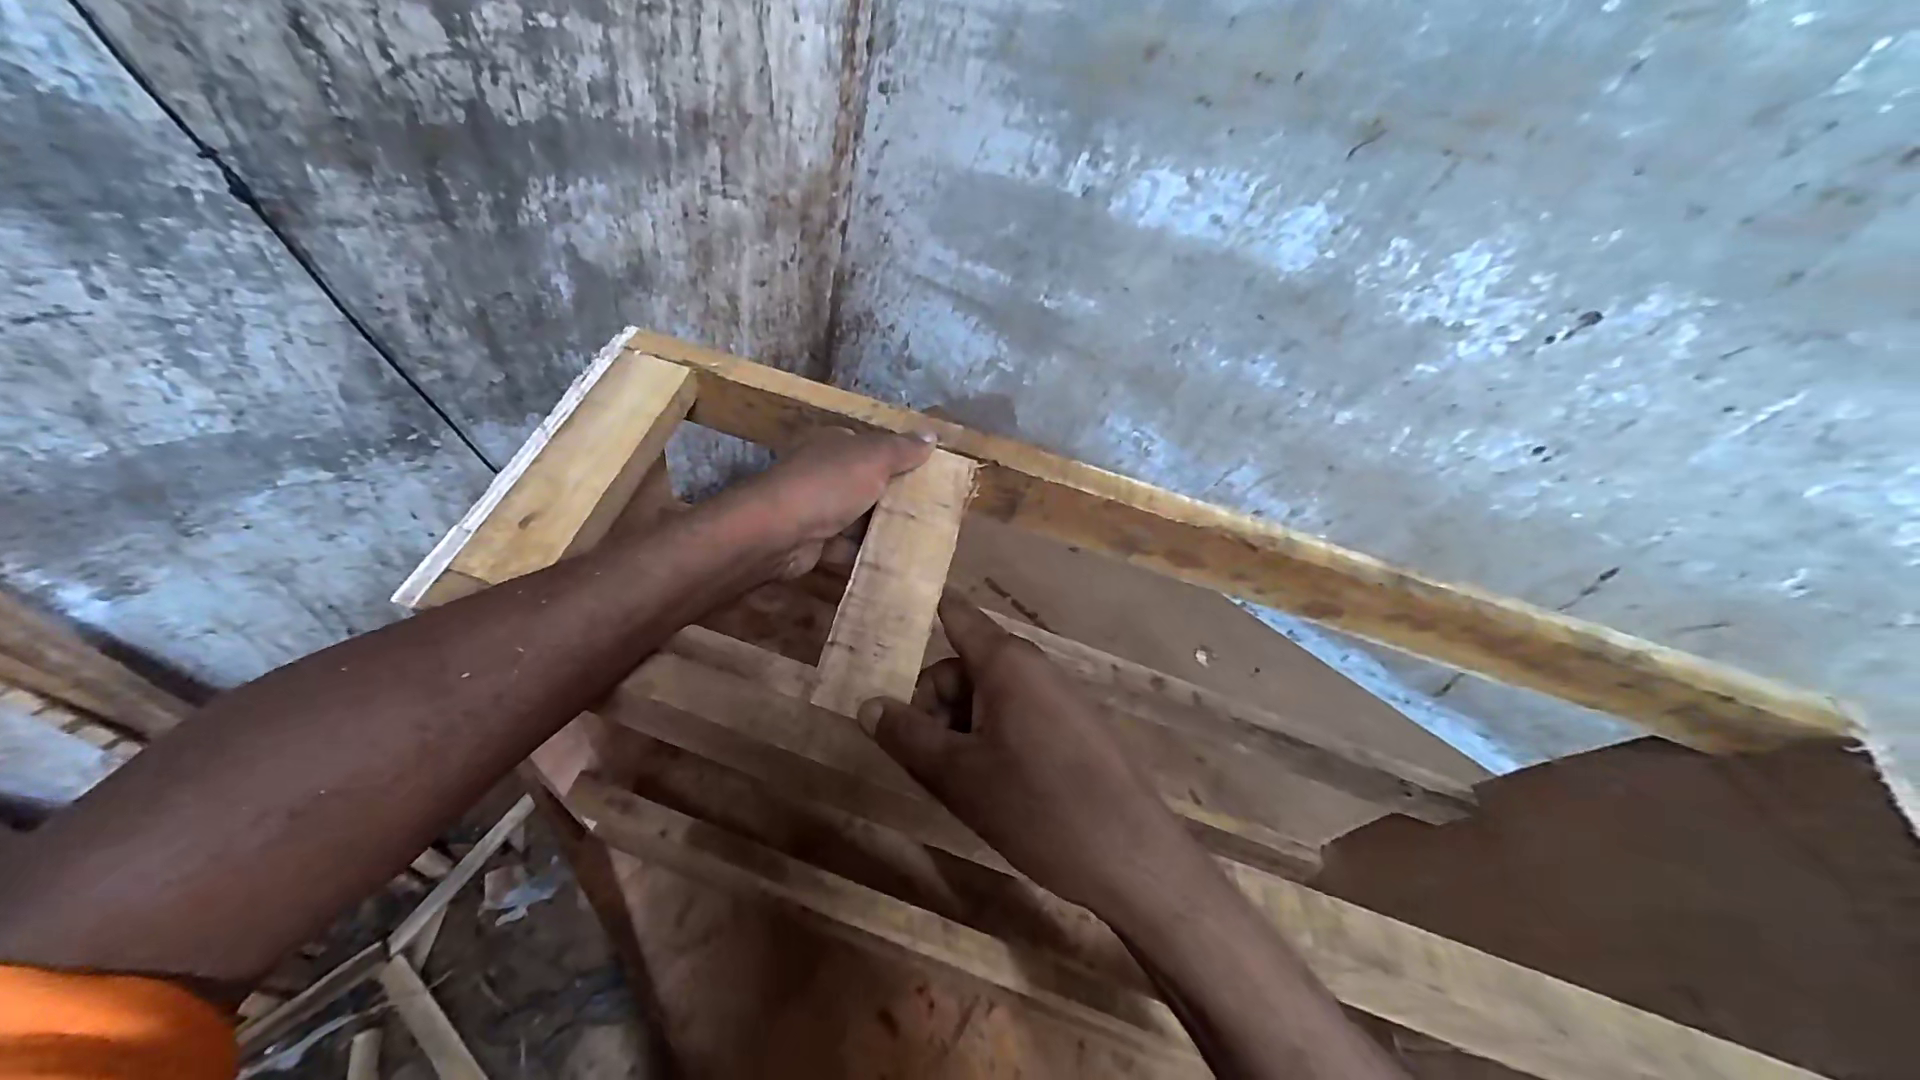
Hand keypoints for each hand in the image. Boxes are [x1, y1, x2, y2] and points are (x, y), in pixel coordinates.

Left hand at [703, 429, 934, 577]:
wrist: (778, 532)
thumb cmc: (828, 485)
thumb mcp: (873, 458)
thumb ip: (902, 449)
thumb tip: (931, 434)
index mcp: (834, 444)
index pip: (870, 448)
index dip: (898, 459)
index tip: (927, 477)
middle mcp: (822, 472)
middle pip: (866, 483)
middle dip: (893, 497)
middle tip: (930, 511)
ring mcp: (815, 508)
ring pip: (857, 517)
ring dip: (880, 528)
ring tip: (919, 539)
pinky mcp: (813, 541)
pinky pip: (846, 546)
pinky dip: (865, 553)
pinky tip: (892, 561)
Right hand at [862, 595, 1211, 920]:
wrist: (1133, 856)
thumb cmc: (1038, 806)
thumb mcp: (959, 775)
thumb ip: (908, 735)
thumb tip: (868, 704)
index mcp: (1006, 662)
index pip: (956, 615)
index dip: (922, 610)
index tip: (886, 620)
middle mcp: (1034, 668)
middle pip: (963, 668)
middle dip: (933, 706)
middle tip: (922, 761)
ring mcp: (1058, 698)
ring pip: (988, 699)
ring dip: (960, 731)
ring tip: (959, 785)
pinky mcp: (1073, 729)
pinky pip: (1016, 718)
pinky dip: (991, 741)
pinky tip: (993, 789)